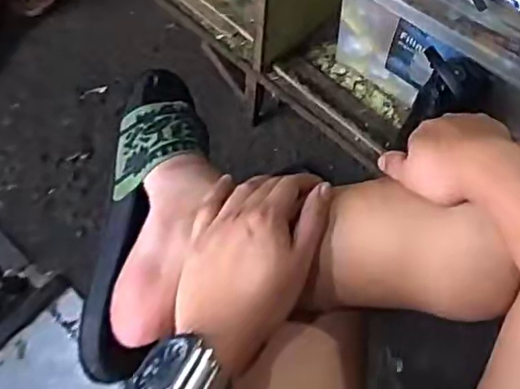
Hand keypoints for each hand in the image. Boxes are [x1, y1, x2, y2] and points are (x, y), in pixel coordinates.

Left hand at [173, 173, 331, 374]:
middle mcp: (240, 212)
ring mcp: (217, 224)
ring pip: (240, 189)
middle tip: (297, 193)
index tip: (316, 187)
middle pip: (266, 183)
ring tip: (270, 190)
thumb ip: (313, 220)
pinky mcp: (198, 238)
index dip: (306, 181)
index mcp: (267, 216)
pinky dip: (220, 189)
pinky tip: (227, 182)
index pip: (290, 183)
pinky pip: (209, 203)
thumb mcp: (299, 264)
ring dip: (259, 183)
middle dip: (285, 183)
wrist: (215, 339)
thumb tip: (321, 189)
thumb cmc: (263, 304)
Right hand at [377, 113, 519, 207]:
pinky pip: (485, 137)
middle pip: (441, 134)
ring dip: (464, 146)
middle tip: (447, 177)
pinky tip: (486, 165)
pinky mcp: (494, 127)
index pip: (416, 139)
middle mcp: (446, 120)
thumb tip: (383, 158)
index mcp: (423, 130)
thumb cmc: (445, 177)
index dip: (421, 158)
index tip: (426, 175)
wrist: (488, 167)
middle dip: (443, 149)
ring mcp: (472, 121)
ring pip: (463, 133)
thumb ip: (396, 167)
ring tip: (468, 173)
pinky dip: (483, 147)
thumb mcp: (410, 179)